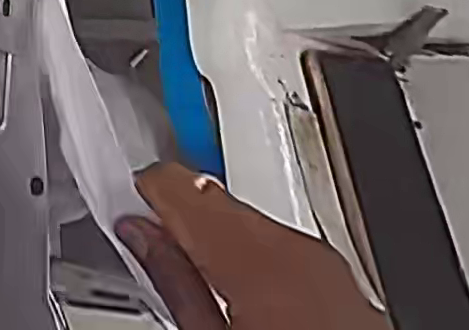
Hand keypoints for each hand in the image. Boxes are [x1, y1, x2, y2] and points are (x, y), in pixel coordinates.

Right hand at [117, 163, 387, 329]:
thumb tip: (140, 234)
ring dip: (213, 229)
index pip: (183, 186)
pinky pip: (277, 240)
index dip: (148, 188)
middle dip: (180, 211)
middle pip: (214, 199)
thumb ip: (173, 281)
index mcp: (254, 260)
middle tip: (150, 234)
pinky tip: (236, 281)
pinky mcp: (339, 277)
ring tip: (192, 266)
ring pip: (244, 216)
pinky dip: (248, 247)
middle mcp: (293, 248)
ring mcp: (322, 260)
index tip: (129, 199)